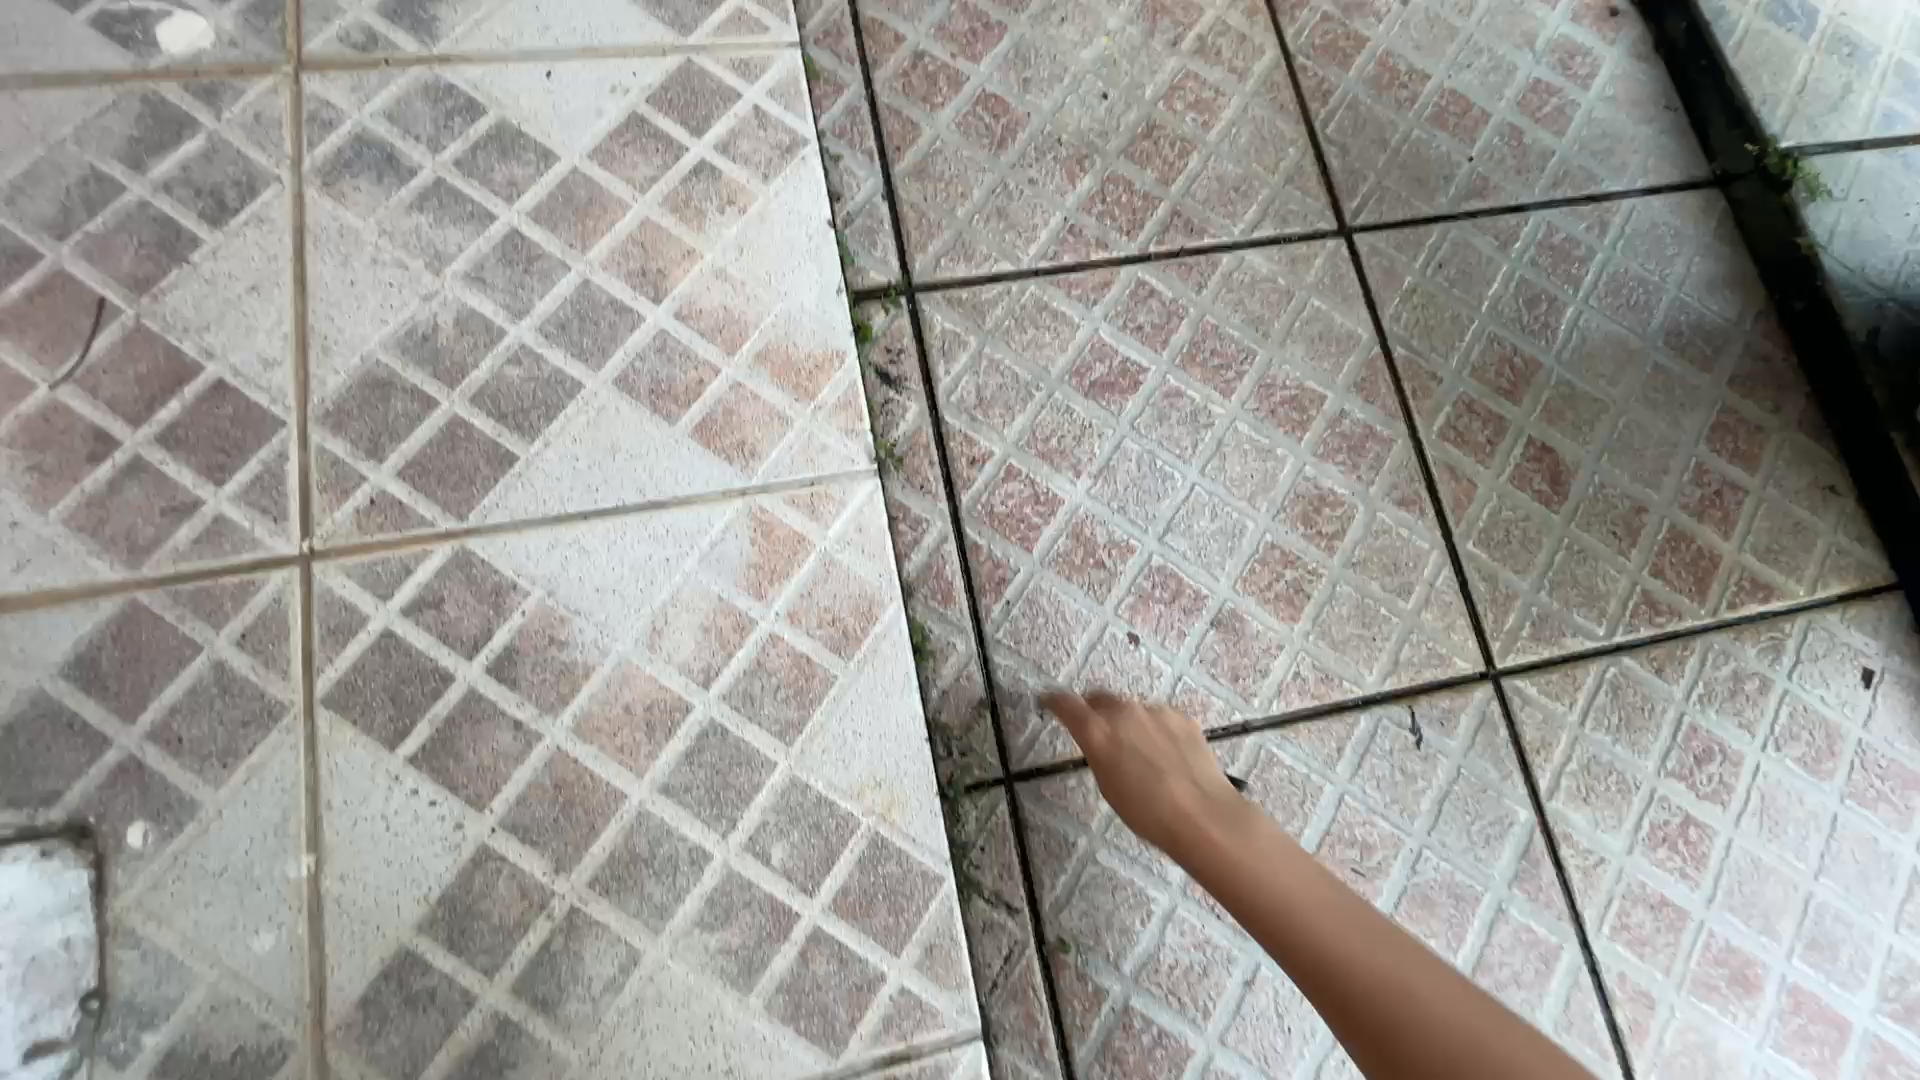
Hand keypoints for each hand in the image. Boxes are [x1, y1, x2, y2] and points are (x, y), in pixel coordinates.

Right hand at [1040, 692, 1244, 859]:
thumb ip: (1099, 753)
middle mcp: (1123, 712)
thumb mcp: (1108, 785)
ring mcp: (1155, 711)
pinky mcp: (1181, 717)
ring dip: (1128, 722)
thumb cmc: (1146, 812)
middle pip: (1099, 699)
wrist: (1201, 815)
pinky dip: (1155, 729)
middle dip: (1094, 710)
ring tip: (1140, 752)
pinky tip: (1167, 754)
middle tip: (1098, 732)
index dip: (1054, 701)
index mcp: (1097, 731)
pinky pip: (1159, 717)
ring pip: (1131, 709)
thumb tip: (1103, 741)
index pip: (1065, 704)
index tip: (1048, 701)